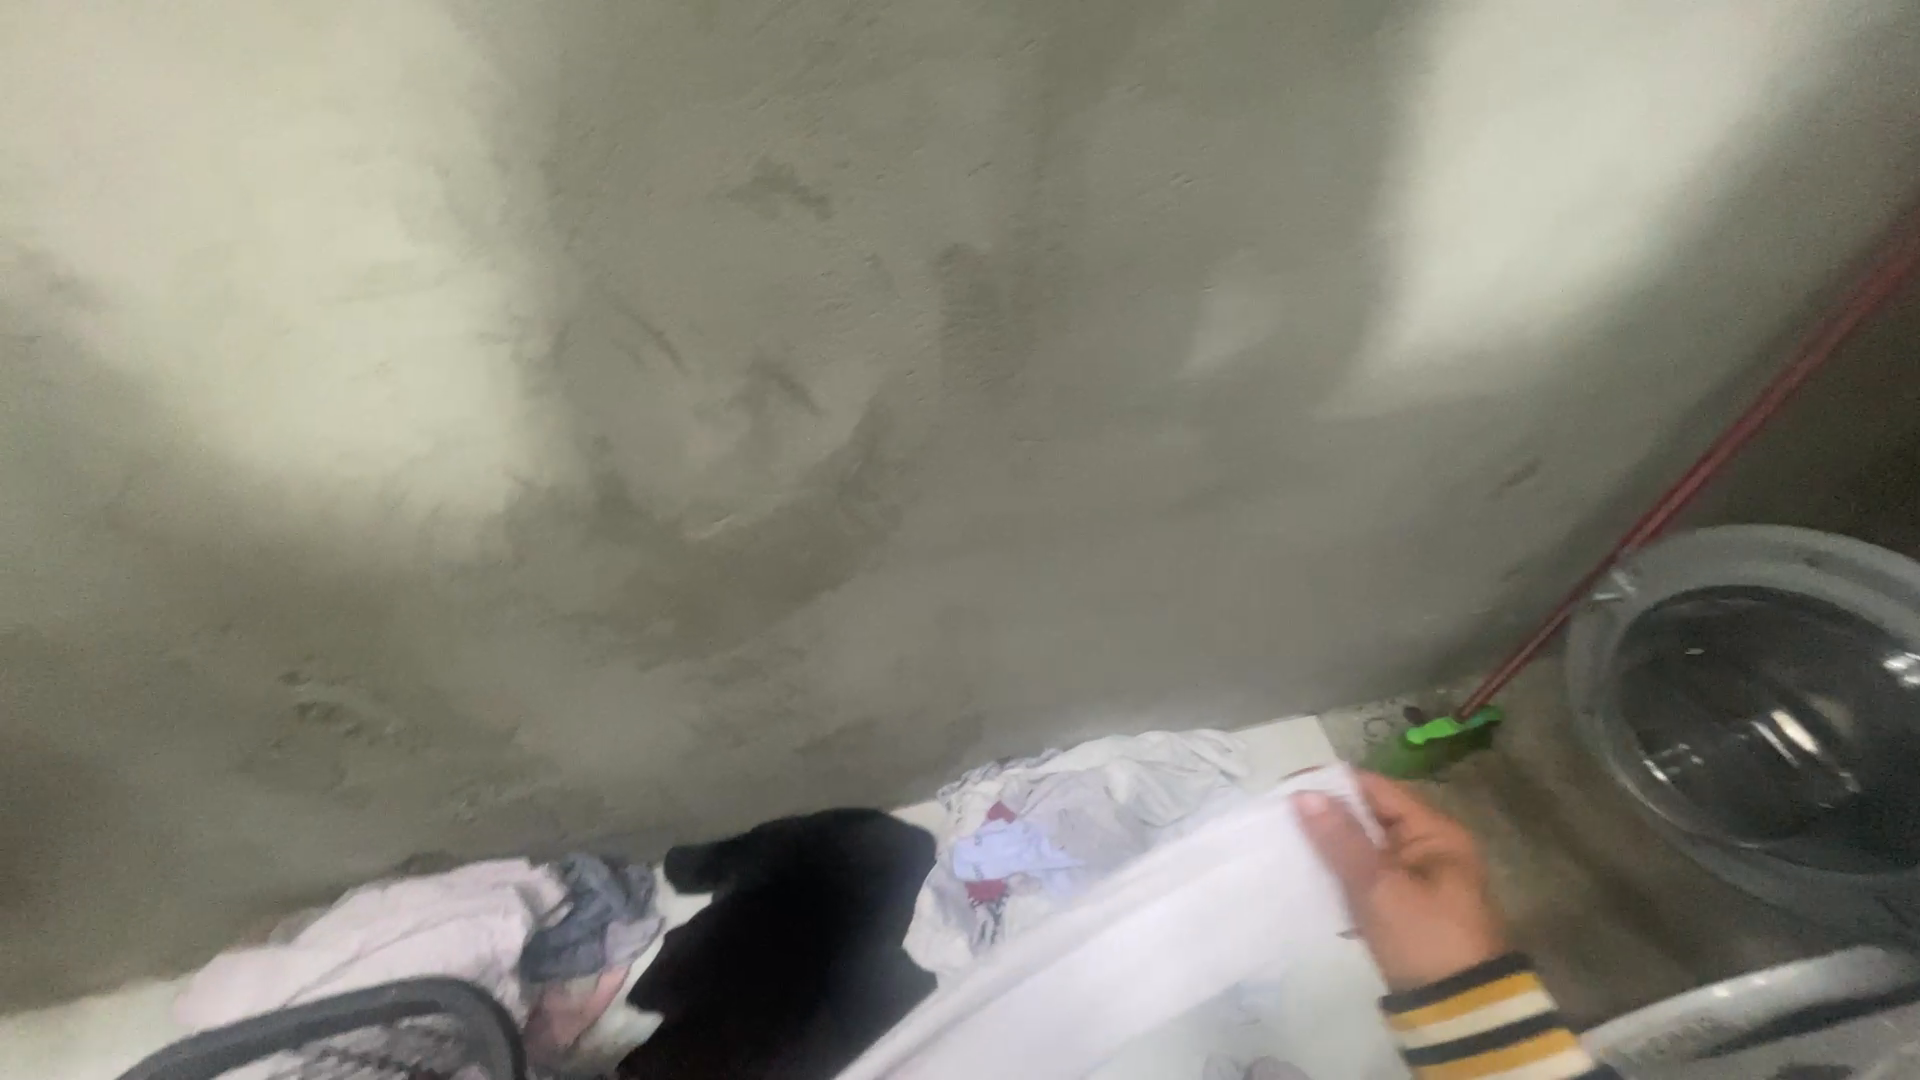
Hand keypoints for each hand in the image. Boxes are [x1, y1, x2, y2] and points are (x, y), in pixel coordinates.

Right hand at [1292, 771, 1507, 991]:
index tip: (1286, 790)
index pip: (1374, 788)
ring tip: (1286, 842)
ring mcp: (1418, 875)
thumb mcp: (1378, 886)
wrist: (1461, 1014)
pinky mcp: (1405, 901)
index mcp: (1434, 831)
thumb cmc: (1423, 938)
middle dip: (1325, 814)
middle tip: (1280, 817)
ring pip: (1363, 843)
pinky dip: (1339, 868)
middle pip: (1368, 813)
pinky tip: (1309, 873)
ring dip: (1329, 842)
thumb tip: (1303, 794)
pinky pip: (1365, 870)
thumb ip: (1340, 838)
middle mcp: (1429, 845)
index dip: (1330, 784)